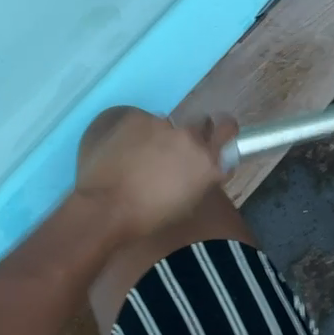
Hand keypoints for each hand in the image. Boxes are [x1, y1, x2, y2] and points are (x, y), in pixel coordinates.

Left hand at [75, 107, 236, 242]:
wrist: (106, 206)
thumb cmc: (148, 217)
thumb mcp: (188, 202)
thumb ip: (201, 176)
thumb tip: (204, 166)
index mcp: (206, 161)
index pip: (228, 128)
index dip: (223, 129)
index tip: (215, 135)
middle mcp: (189, 137)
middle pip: (200, 122)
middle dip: (191, 133)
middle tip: (174, 151)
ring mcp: (162, 124)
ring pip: (167, 124)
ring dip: (160, 136)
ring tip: (140, 156)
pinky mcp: (137, 117)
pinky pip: (143, 122)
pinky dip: (137, 133)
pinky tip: (123, 150)